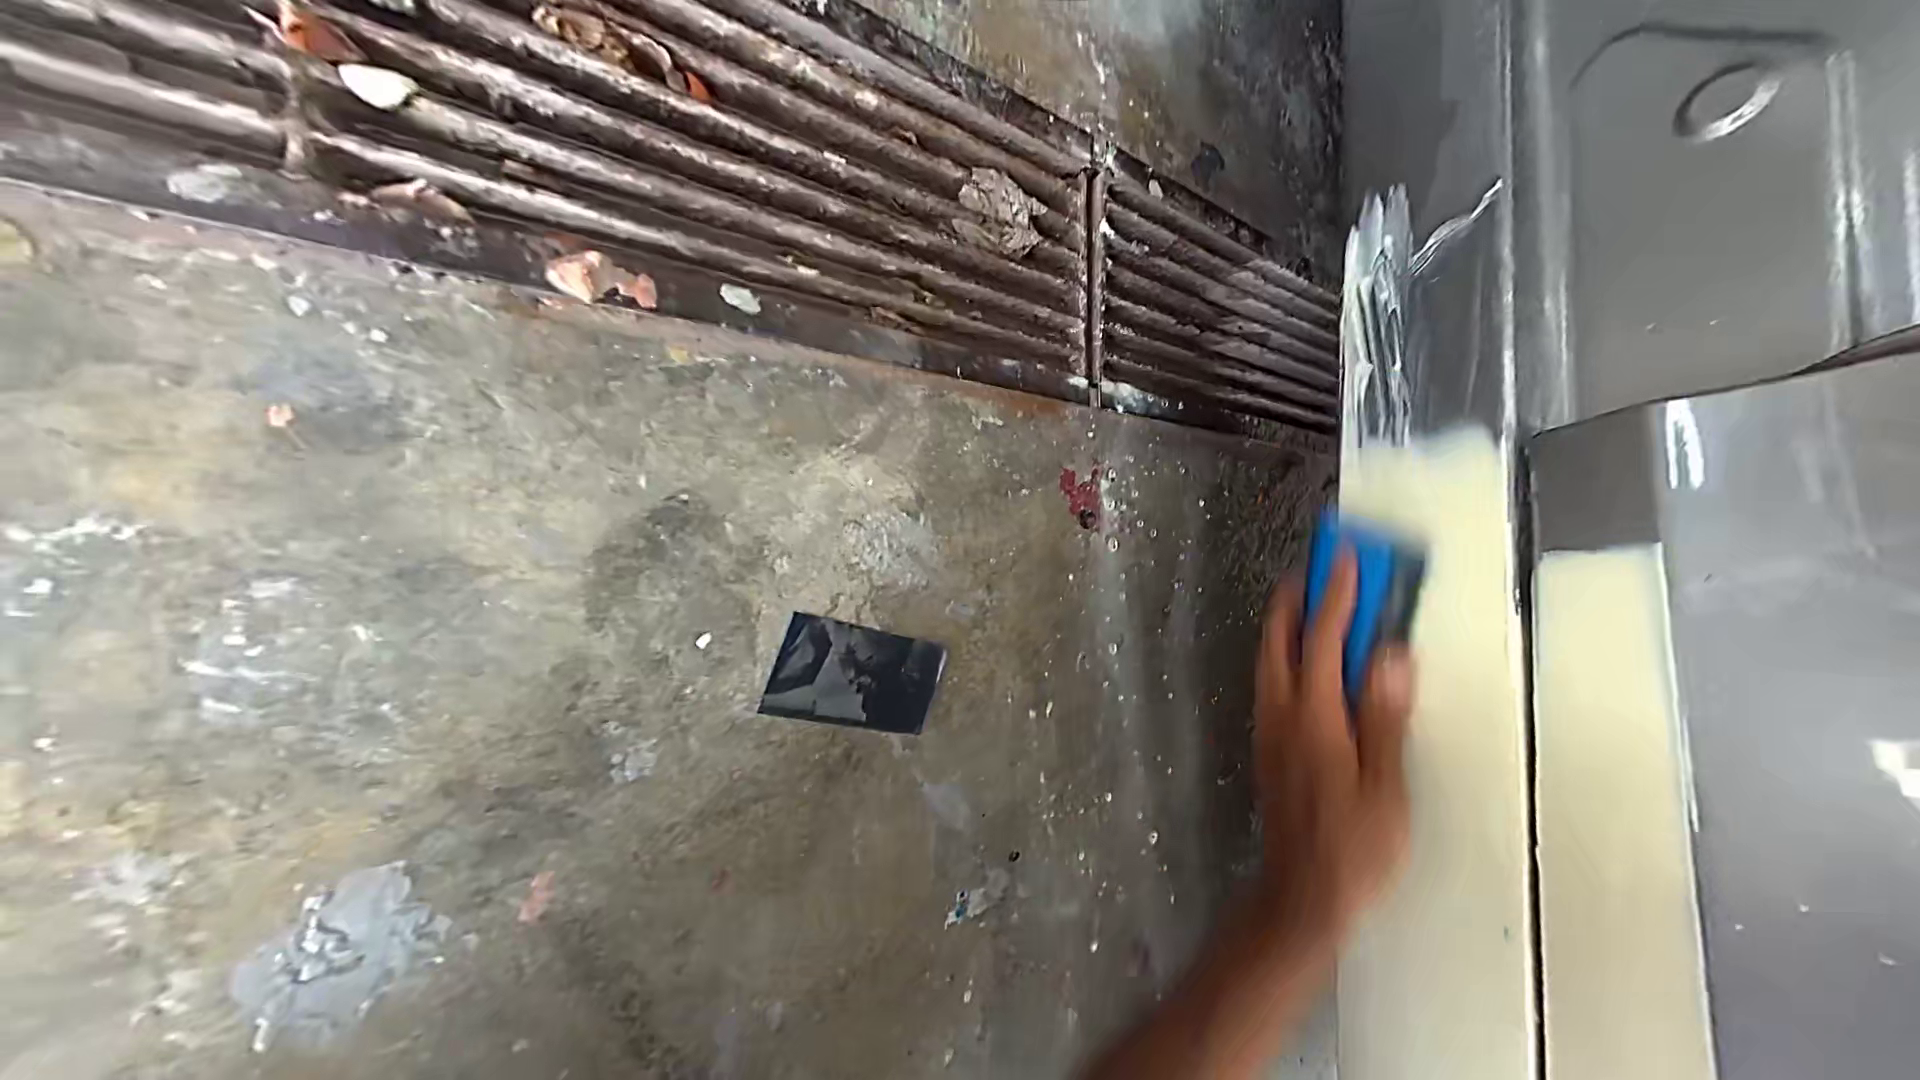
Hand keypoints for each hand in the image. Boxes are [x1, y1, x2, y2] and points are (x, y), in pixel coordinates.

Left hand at [1253, 551, 1415, 939]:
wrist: (1300, 889)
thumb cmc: (1354, 845)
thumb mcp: (1385, 787)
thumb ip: (1384, 718)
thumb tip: (1389, 654)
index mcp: (1313, 716)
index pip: (1322, 640)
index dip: (1335, 595)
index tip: (1345, 558)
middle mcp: (1280, 711)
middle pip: (1278, 639)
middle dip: (1294, 598)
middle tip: (1314, 566)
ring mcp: (1267, 724)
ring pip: (1268, 657)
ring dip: (1285, 621)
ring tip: (1307, 598)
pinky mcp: (1266, 740)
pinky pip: (1270, 678)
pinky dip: (1282, 650)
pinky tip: (1300, 654)